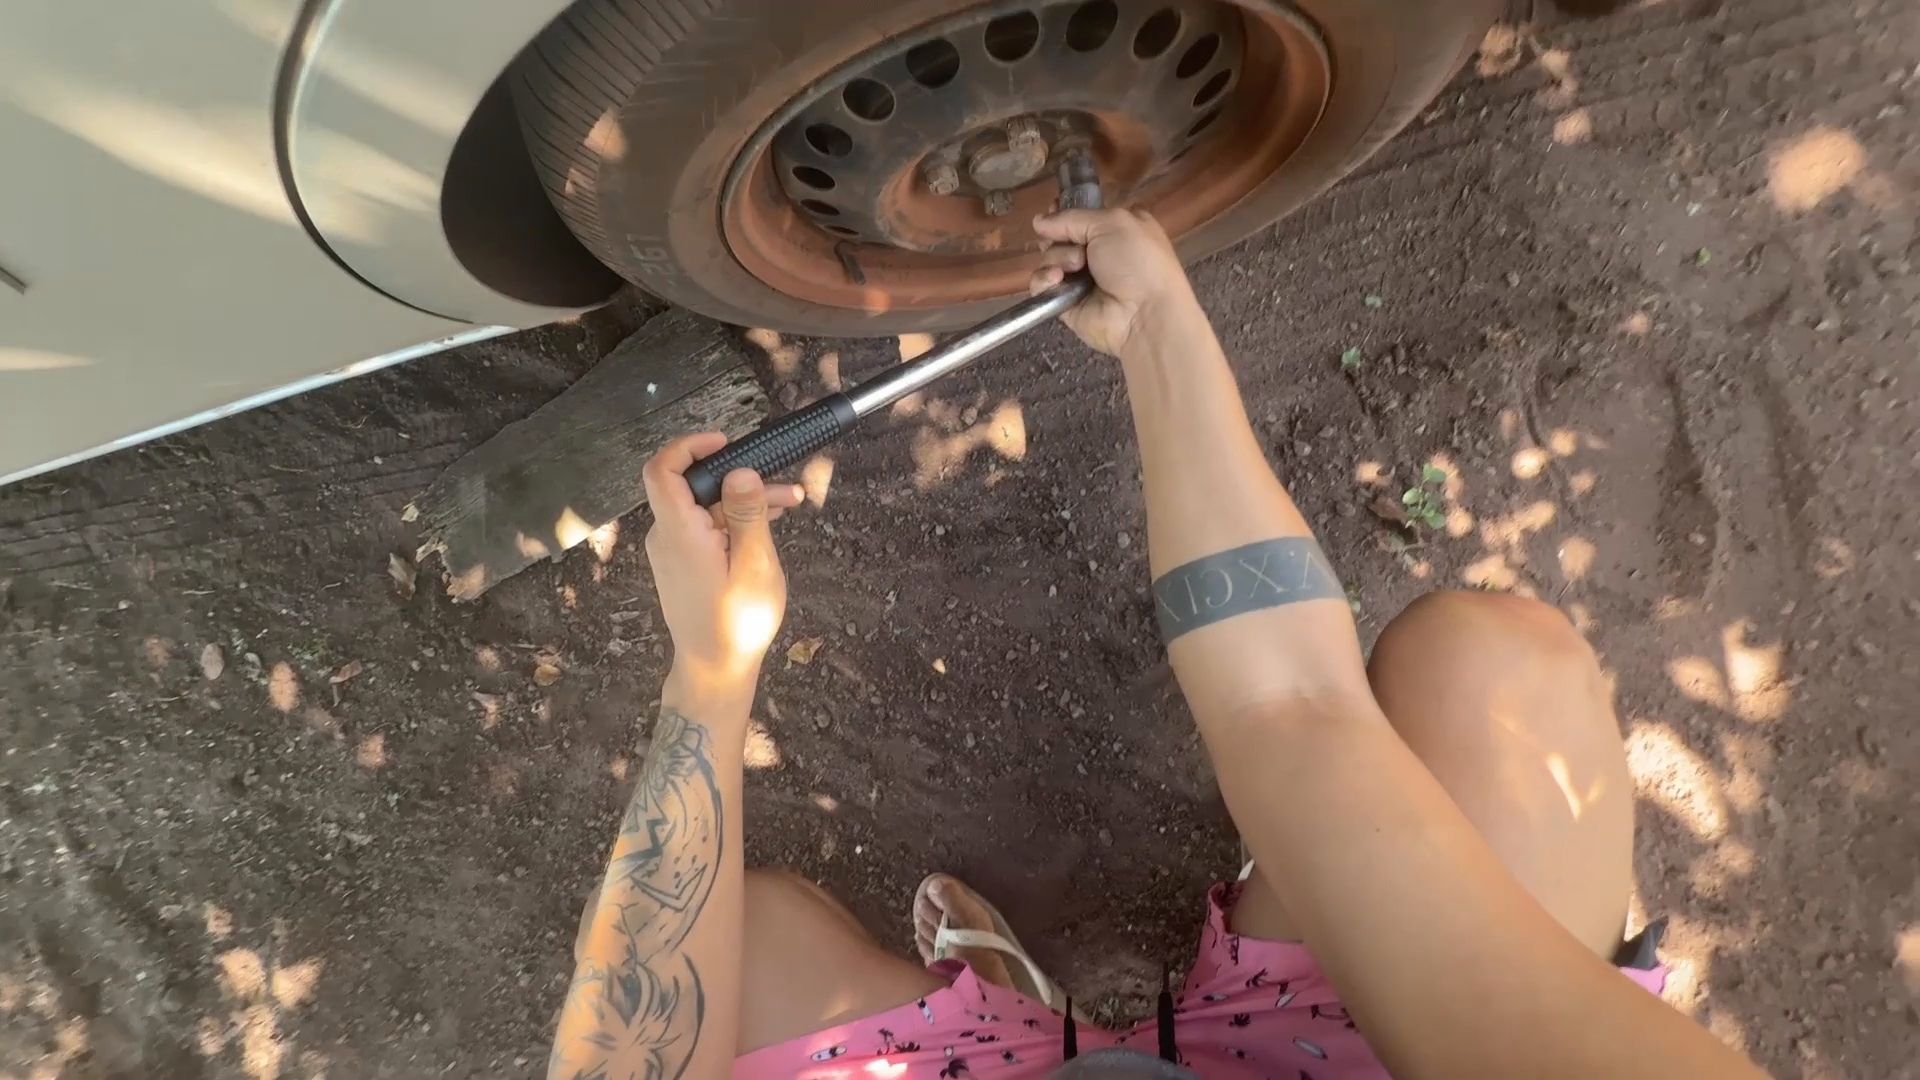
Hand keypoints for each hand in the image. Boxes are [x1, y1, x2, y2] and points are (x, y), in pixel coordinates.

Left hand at [641, 434, 804, 697]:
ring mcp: (674, 551)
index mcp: (680, 533)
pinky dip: (734, 521)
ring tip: (790, 504)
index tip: (726, 442)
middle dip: (738, 478)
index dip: (688, 446)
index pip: (661, 470)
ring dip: (744, 502)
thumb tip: (740, 470)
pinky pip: (705, 529)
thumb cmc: (737, 623)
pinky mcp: (683, 564)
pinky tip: (769, 525)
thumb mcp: (754, 566)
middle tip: (783, 485)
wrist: (715, 670)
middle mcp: (668, 537)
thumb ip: (747, 515)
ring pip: (705, 508)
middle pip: (693, 486)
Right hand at [1027, 208, 1198, 355]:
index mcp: (1112, 229)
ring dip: (1057, 259)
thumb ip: (1072, 218)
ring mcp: (1078, 280)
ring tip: (1076, 267)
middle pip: (1057, 237)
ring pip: (1048, 260)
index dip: (1061, 213)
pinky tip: (1057, 280)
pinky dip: (1043, 280)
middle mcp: (1094, 254)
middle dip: (1058, 237)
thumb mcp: (1111, 223)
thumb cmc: (1137, 261)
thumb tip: (1038, 221)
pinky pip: (1040, 286)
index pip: (1077, 217)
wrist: (1144, 313)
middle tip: (1078, 248)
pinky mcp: (1064, 303)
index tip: (1053, 209)